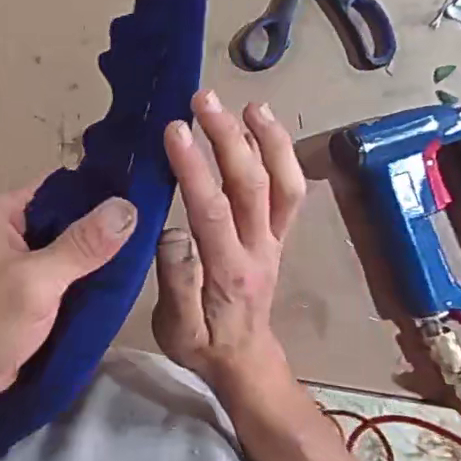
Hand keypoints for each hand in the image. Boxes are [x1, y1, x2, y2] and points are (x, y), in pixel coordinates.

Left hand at [0, 180, 137, 399]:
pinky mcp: (29, 287)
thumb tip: (129, 207)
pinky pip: (66, 272)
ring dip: (99, 254)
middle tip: (153, 230)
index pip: (61, 186)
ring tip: (146, 251)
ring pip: (70, 246)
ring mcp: (19, 259)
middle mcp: (10, 227)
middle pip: (69, 216)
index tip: (145, 197)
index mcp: (2, 211)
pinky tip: (121, 279)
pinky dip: (88, 276)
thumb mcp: (36, 281)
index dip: (100, 190)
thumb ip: (81, 246)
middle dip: (104, 225)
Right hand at [154, 89, 305, 394]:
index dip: (195, 167)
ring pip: (284, 183)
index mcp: (229, 271)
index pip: (212, 210)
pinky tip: (264, 128)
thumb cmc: (203, 345)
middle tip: (203, 99)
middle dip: (229, 138)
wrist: (246, 361)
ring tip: (248, 104)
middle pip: (253, 185)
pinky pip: (290, 192)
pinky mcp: (280, 236)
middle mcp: (260, 249)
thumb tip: (170, 232)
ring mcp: (275, 240)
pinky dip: (282, 156)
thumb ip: (175, 283)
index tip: (175, 129)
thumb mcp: (177, 329)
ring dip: (269, 140)